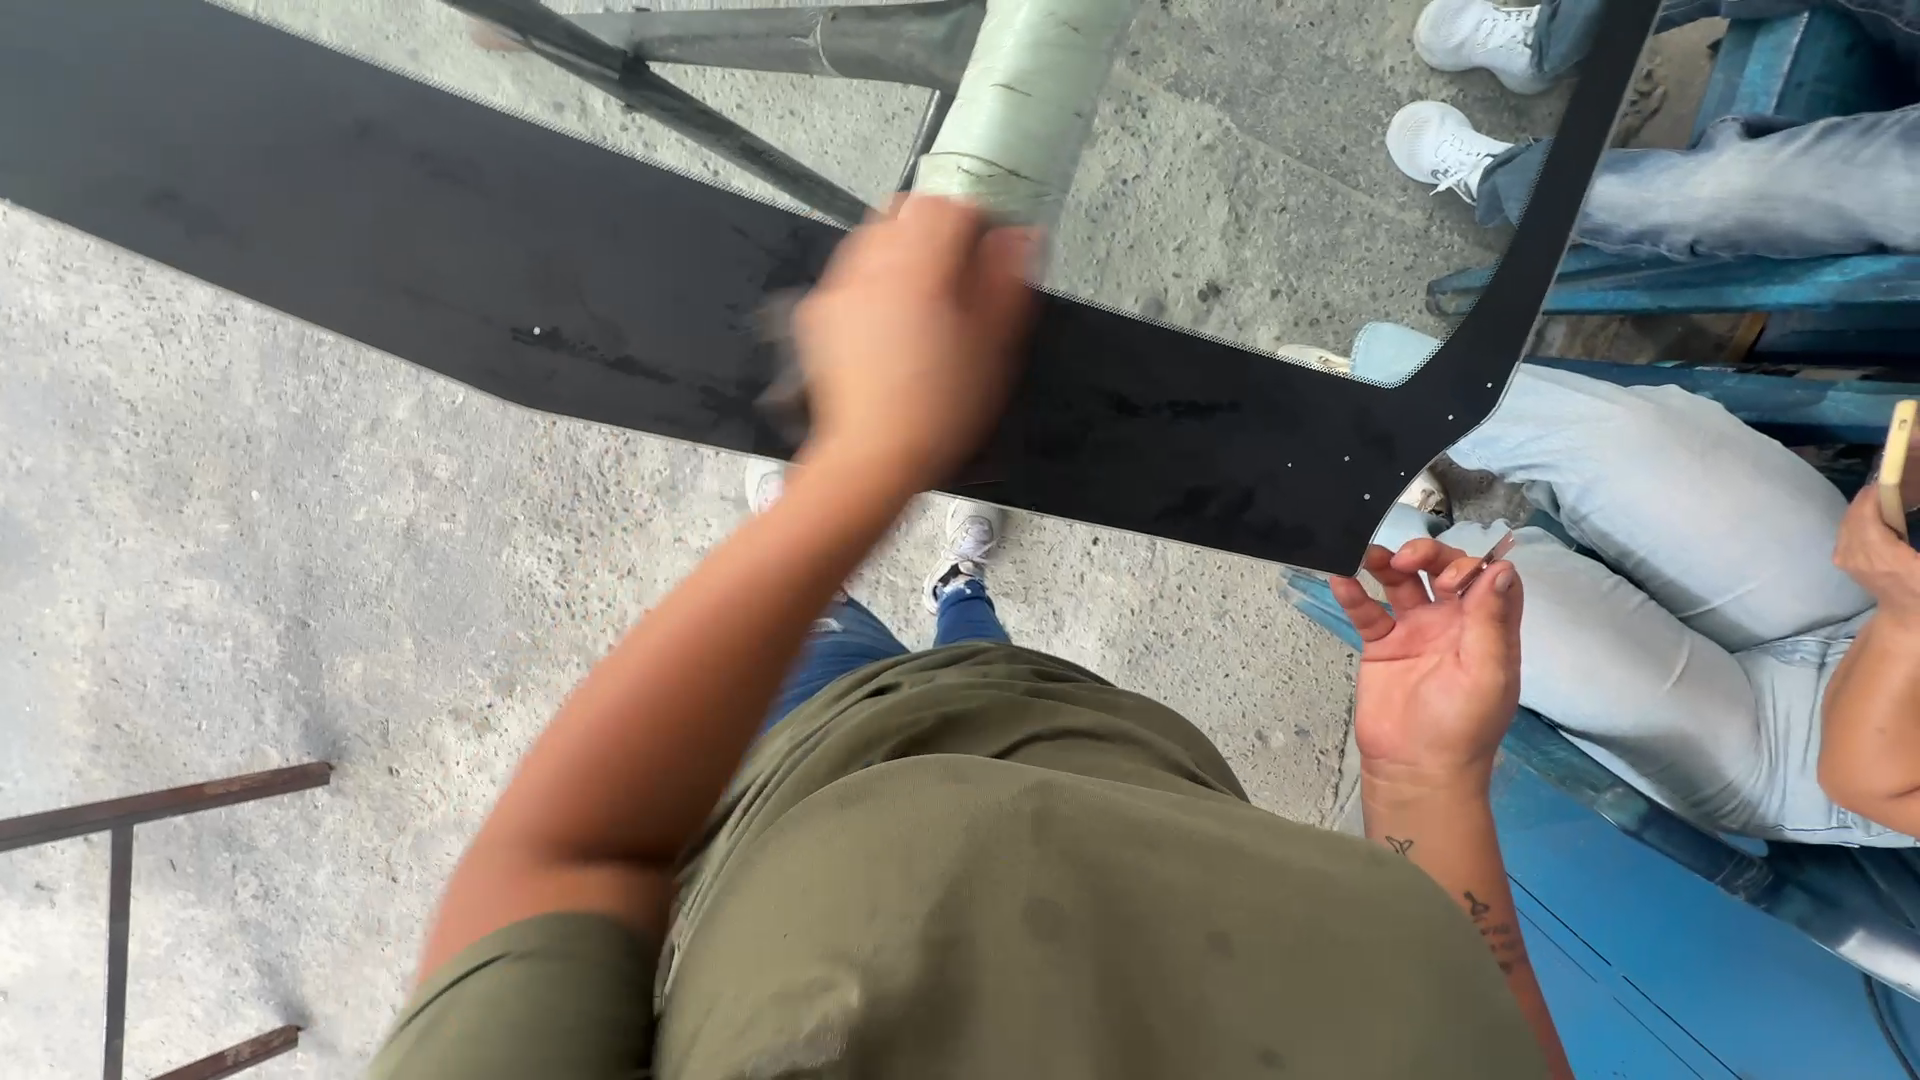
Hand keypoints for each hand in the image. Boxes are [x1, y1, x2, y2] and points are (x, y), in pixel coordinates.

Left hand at [793, 196, 1038, 493]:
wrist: (873, 456)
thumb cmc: (936, 415)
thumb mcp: (994, 350)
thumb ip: (1008, 282)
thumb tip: (1020, 236)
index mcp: (920, 270)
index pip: (950, 204)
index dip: (978, 219)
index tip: (989, 247)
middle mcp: (872, 268)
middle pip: (907, 209)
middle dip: (937, 228)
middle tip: (960, 271)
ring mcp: (840, 289)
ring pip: (874, 235)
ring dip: (904, 250)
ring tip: (927, 299)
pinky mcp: (820, 314)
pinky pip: (851, 272)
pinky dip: (875, 279)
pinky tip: (893, 322)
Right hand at [1329, 538, 1523, 792]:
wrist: (1415, 765)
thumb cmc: (1461, 724)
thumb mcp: (1487, 672)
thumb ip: (1489, 619)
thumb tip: (1499, 568)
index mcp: (1487, 629)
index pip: (1489, 579)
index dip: (1471, 566)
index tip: (1448, 579)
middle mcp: (1452, 623)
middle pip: (1441, 571)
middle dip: (1425, 555)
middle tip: (1403, 558)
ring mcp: (1413, 632)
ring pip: (1401, 584)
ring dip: (1385, 564)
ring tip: (1367, 556)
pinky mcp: (1380, 645)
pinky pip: (1367, 611)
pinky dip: (1353, 594)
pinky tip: (1340, 580)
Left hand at [1836, 486, 1919, 628]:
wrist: (1911, 614)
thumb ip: (1915, 533)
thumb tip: (1905, 518)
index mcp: (1880, 555)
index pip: (1864, 515)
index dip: (1875, 494)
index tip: (1892, 478)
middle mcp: (1854, 554)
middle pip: (1853, 516)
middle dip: (1871, 498)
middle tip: (1894, 483)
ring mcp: (1844, 558)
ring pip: (1847, 522)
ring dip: (1865, 507)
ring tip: (1890, 496)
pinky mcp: (1843, 560)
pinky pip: (1847, 531)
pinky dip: (1861, 519)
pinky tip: (1881, 515)